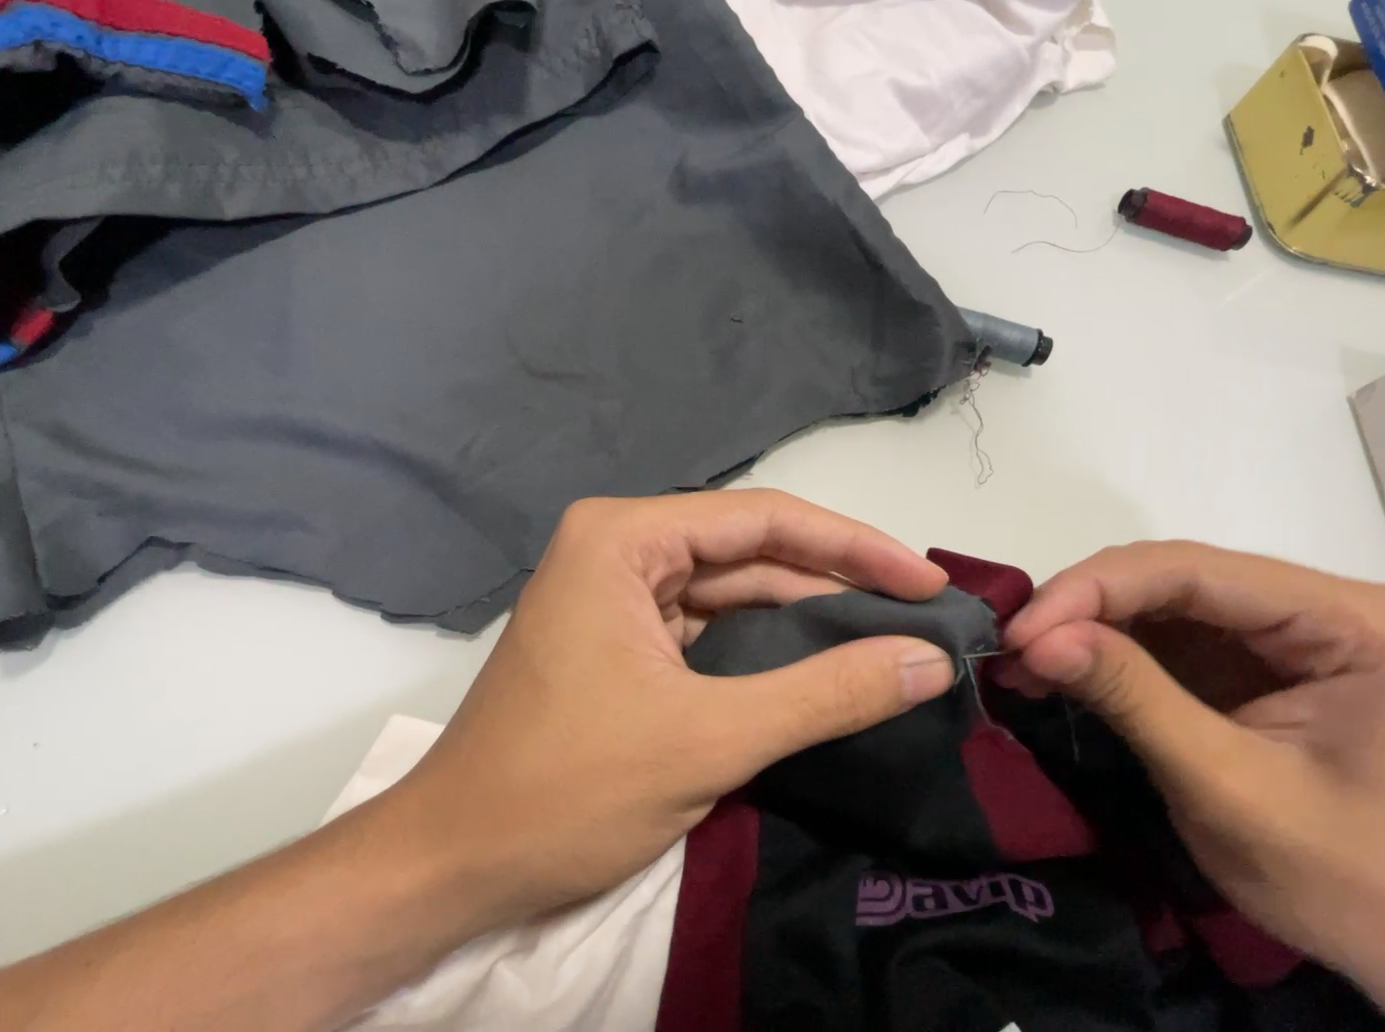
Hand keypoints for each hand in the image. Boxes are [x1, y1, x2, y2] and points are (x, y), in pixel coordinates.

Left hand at [356, 490, 956, 932]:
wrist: (456, 863)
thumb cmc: (568, 789)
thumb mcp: (710, 739)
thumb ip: (826, 693)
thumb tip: (929, 660)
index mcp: (622, 538)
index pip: (762, 521)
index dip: (854, 547)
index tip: (928, 581)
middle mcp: (616, 549)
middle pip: (748, 552)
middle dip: (832, 582)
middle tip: (921, 613)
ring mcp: (615, 598)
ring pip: (730, 594)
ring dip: (803, 618)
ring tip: (888, 639)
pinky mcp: (618, 645)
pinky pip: (706, 632)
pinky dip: (763, 650)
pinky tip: (819, 666)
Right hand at [996, 541, 1384, 1030]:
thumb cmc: (1345, 880)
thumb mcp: (1226, 787)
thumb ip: (1132, 697)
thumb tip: (1031, 638)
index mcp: (1362, 624)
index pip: (1201, 571)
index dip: (1095, 589)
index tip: (1018, 631)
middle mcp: (1337, 606)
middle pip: (1181, 577)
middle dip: (1088, 607)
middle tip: (1013, 647)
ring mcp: (1302, 631)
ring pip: (1168, 600)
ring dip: (1090, 627)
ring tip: (1025, 662)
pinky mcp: (1268, 660)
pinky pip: (1175, 635)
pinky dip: (1112, 652)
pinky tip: (1063, 670)